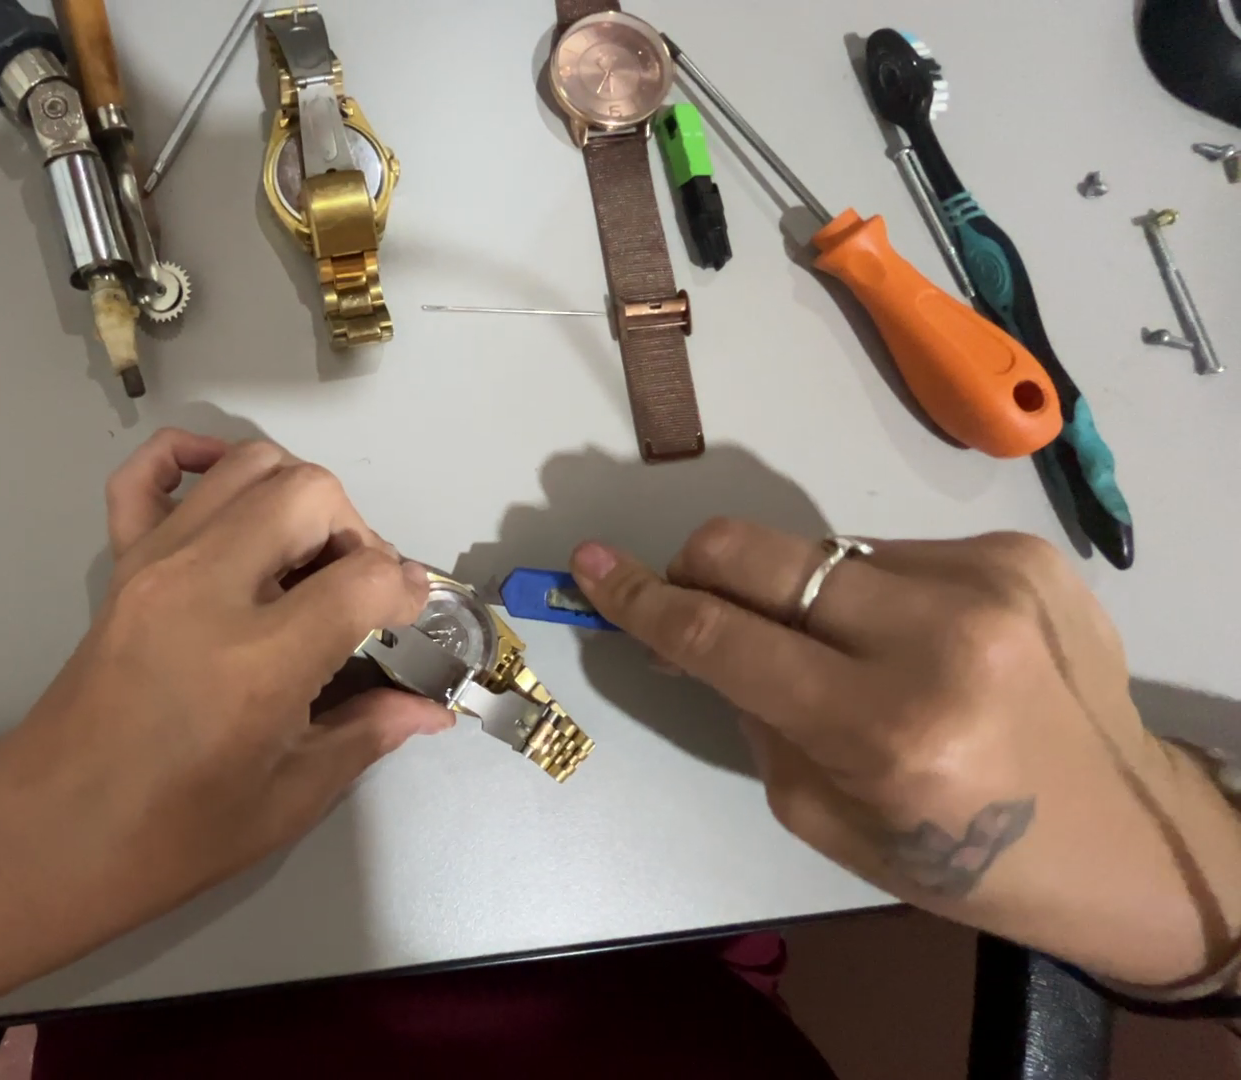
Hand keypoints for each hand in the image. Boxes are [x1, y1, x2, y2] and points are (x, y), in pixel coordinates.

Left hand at [0, 431, 452, 952]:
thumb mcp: (289, 797)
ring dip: (297, 494)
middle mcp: (206, 588)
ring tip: (303, 554)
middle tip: (355, 586)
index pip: (364, 578)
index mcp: (258, 661)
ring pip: (248, 466)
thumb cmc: (175, 832)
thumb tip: (430, 707)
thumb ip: (368, 733)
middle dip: (356, 529)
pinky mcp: (120, 561)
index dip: (406, 588)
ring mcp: (155, 563)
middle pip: (310, 491)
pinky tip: (226, 486)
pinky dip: (193, 454)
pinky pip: (148, 472)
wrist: (54, 829)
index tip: (407, 611)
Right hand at [573, 522, 1240, 988]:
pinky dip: (852, 590)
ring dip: (782, 592)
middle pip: (750, 552)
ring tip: (828, 645)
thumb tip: (687, 628)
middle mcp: (939, 637)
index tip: (589, 564)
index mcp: (883, 725)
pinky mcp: (1017, 555)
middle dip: (692, 570)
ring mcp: (988, 582)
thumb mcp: (811, 802)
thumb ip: (743, 703)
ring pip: (805, 548)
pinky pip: (872, 552)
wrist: (1140, 847)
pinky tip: (897, 636)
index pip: (716, 635)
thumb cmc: (951, 851)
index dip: (637, 597)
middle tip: (691, 602)